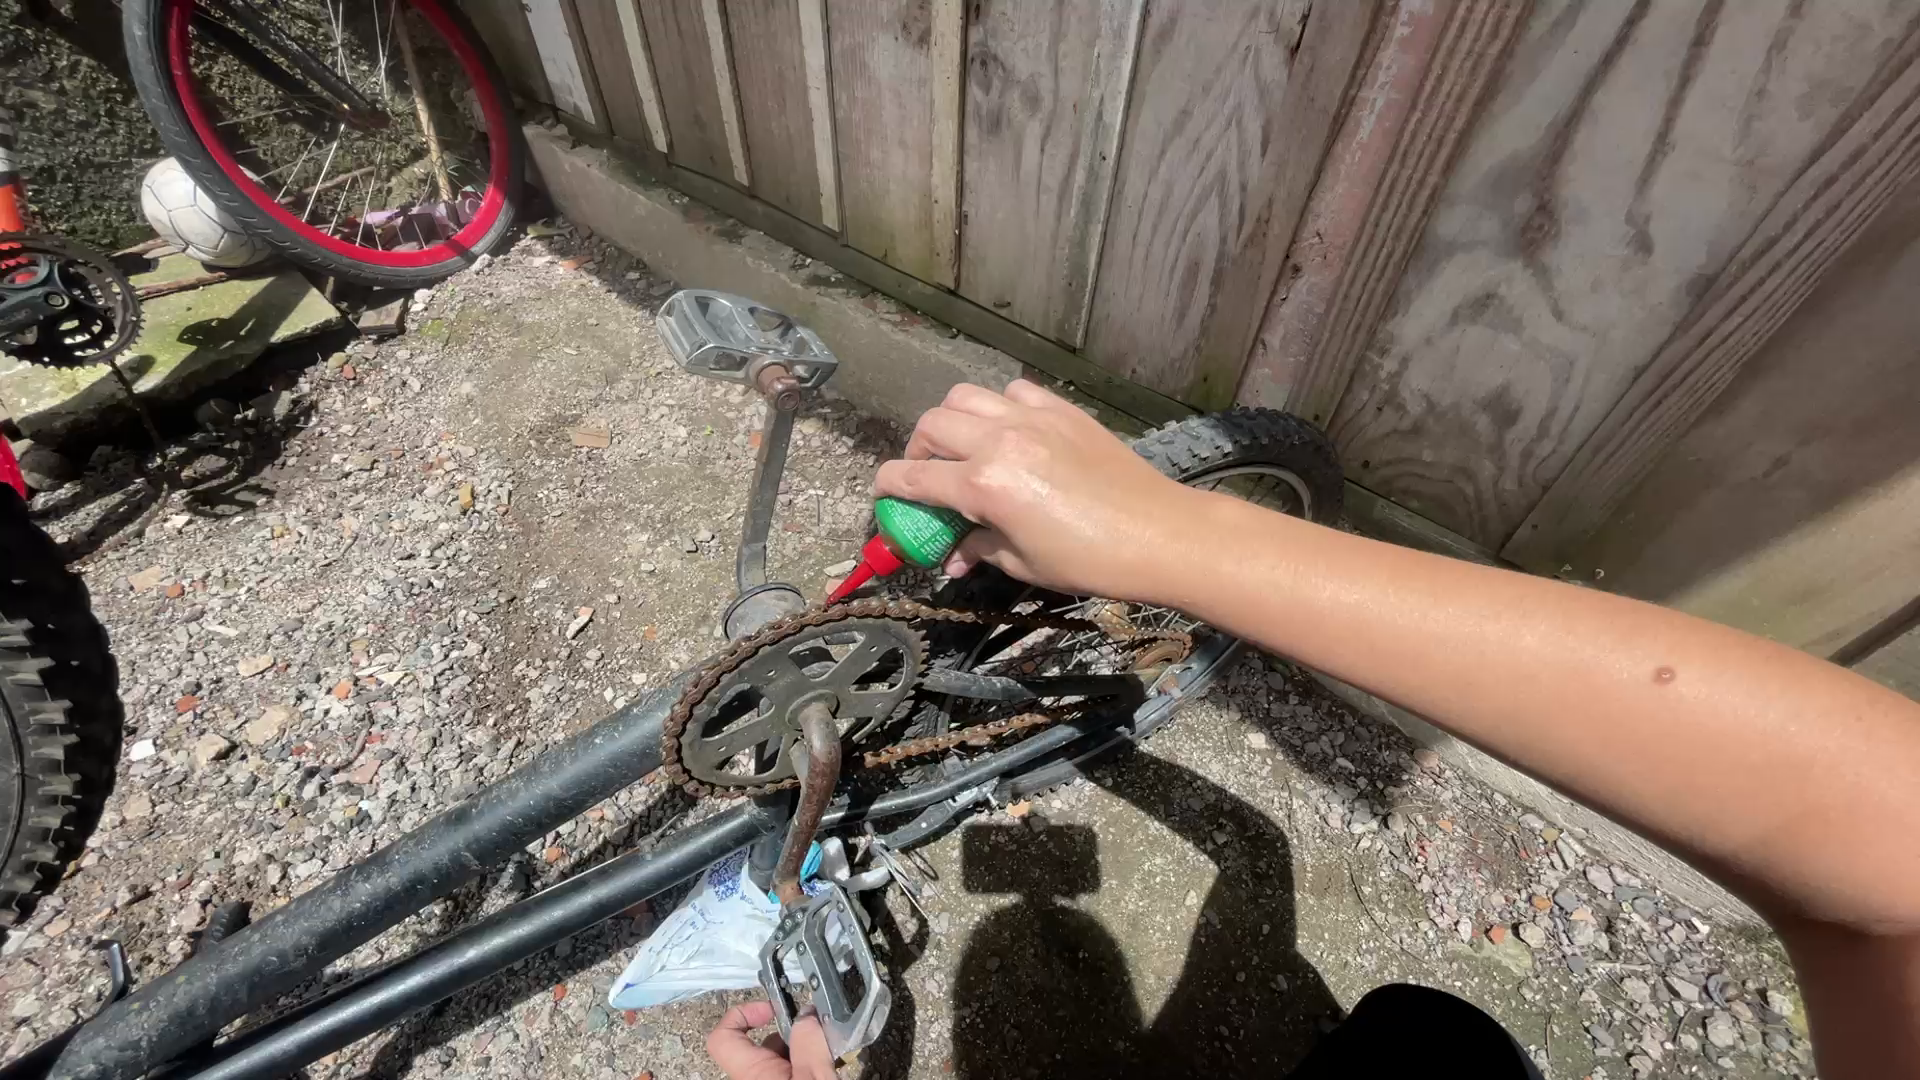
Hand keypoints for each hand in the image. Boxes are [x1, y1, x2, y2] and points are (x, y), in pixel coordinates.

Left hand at [707, 1000, 837, 1079]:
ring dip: (800, 1050)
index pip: (722, 1037)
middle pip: (760, 1044)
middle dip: (790, 1032)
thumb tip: (806, 1015)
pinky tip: (827, 1068)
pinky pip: (785, 1073)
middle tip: (818, 1030)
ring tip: (828, 1051)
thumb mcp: (814, 1076)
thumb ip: (809, 1043)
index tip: (774, 1009)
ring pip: (776, 1060)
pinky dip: (803, 1066)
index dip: (744, 1013)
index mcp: (751, 1074)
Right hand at [874, 380, 1199, 600]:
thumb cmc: (1089, 559)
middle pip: (930, 425)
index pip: (913, 478)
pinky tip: (1009, 431)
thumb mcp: (1024, 563)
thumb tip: (952, 556)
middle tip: (926, 476)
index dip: (887, 488)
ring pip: (966, 397)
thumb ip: (978, 548)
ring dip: (950, 422)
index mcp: (985, 485)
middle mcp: (999, 440)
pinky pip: (1012, 391)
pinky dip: (997, 407)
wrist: (1158, 532)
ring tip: (961, 447)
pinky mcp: (1061, 409)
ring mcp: (1031, 417)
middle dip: (916, 451)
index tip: (881, 495)